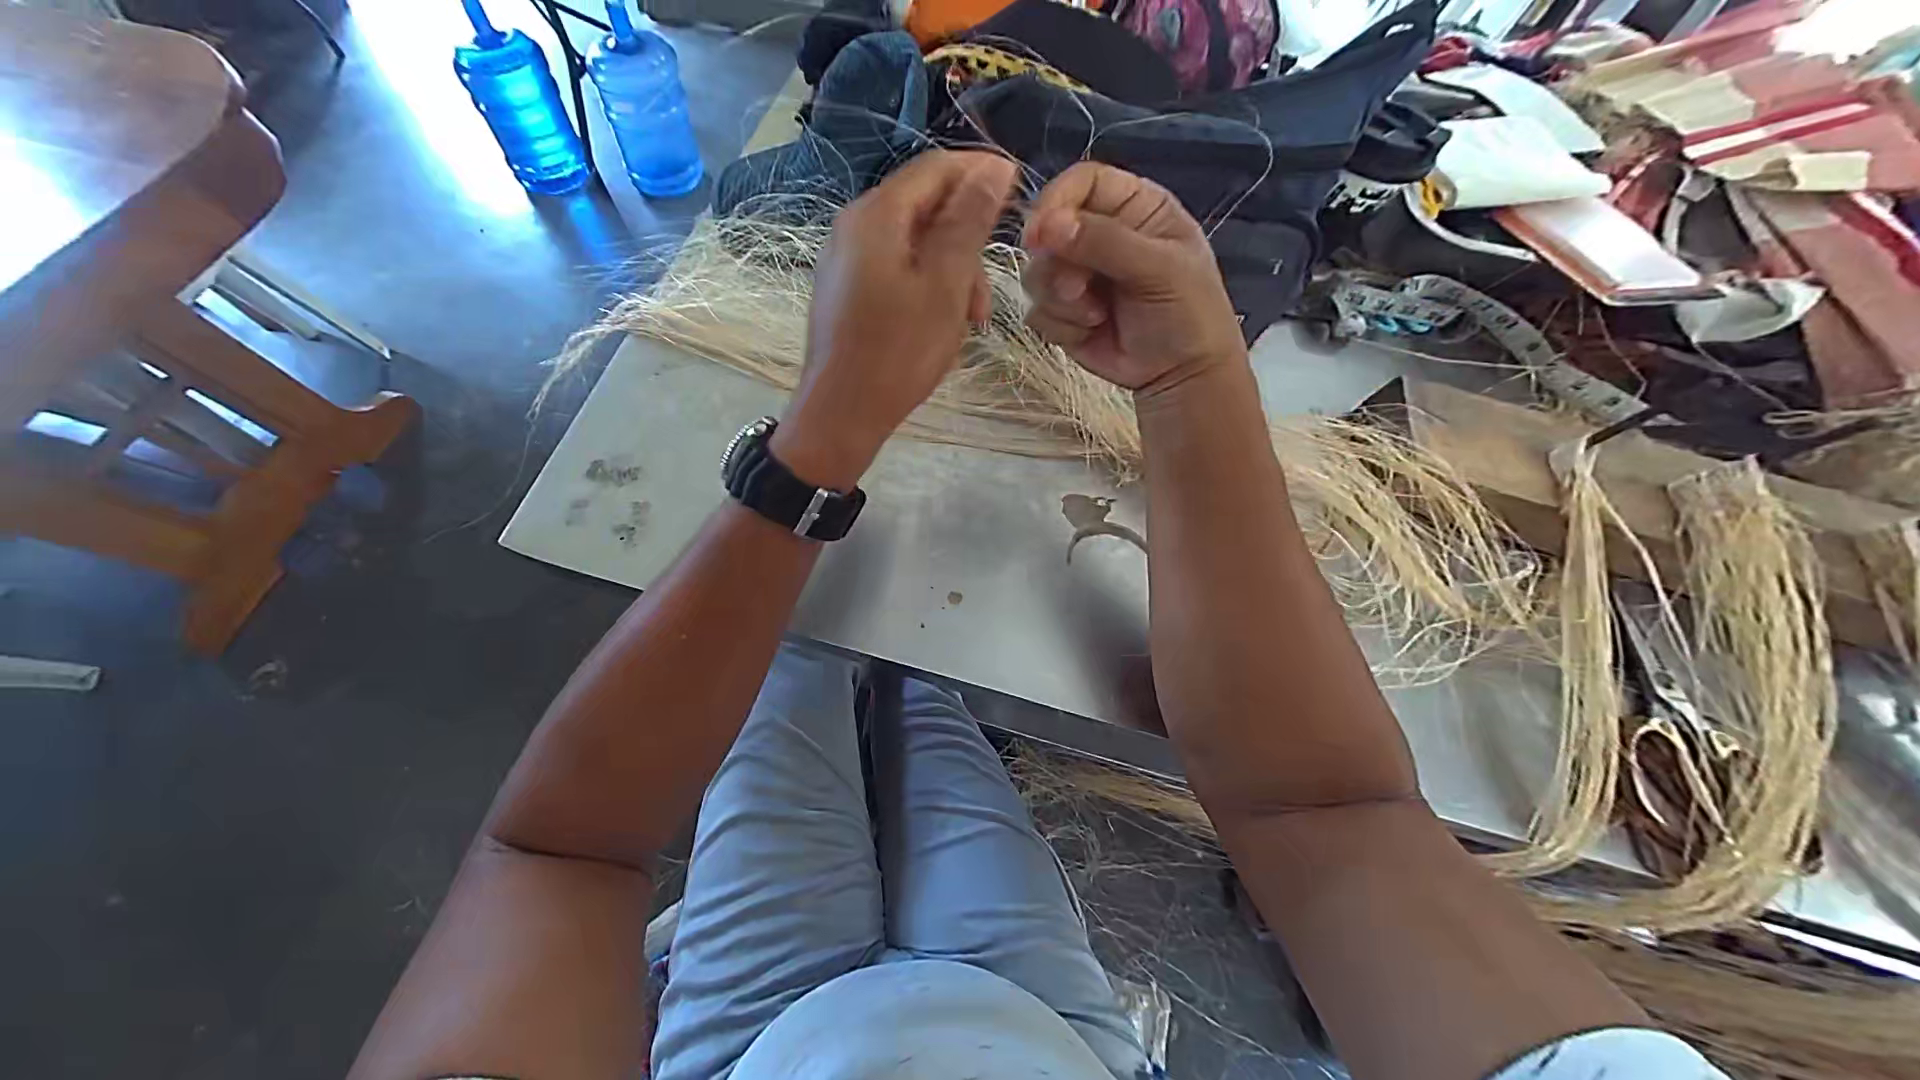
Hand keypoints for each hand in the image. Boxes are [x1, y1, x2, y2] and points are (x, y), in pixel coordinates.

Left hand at [772, 150, 1016, 490]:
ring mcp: (844, 258)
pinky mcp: (845, 288)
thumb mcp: (945, 285)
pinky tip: (938, 323)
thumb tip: (994, 167)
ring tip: (967, 322)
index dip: (981, 174)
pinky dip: (925, 286)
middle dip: (966, 241)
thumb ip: (969, 221)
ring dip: (949, 272)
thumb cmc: (898, 352)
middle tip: (985, 298)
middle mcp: (854, 224)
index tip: (1019, 198)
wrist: (841, 413)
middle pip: (925, 207)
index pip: (936, 168)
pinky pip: (894, 269)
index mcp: (877, 214)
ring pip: (912, 243)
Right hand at [1020, 162, 1245, 396]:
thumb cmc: (1188, 315)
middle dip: (1059, 265)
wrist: (1181, 376)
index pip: (1083, 182)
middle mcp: (1101, 235)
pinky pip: (1037, 310)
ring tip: (1095, 316)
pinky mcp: (1063, 313)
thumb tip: (1048, 226)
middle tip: (1081, 290)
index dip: (1057, 202)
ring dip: (1061, 299)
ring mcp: (1078, 275)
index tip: (1041, 233)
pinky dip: (1059, 325)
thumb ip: (1105, 242)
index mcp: (1134, 207)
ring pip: (1037, 273)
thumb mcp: (1159, 269)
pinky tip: (1090, 332)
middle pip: (1049, 230)